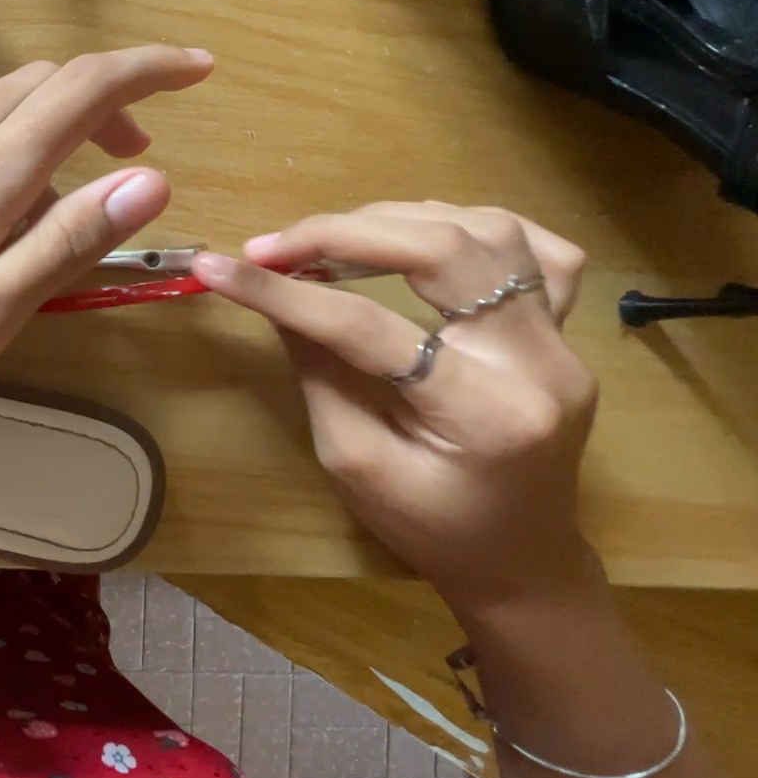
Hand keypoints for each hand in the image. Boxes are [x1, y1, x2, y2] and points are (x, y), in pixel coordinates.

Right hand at [190, 203, 600, 611]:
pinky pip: (541, 245)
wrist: (518, 556)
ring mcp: (564, 339)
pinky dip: (466, 223)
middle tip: (269, 247)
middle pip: (446, 251)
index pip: (365, 325)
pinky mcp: (563, 329)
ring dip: (394, 221)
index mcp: (483, 412)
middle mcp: (541, 362)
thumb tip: (279, 296)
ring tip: (327, 239)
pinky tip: (412, 232)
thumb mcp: (350, 459)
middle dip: (341, 234)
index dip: (281, 292)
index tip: (213, 268)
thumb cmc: (426, 524)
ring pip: (489, 232)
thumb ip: (318, 370)